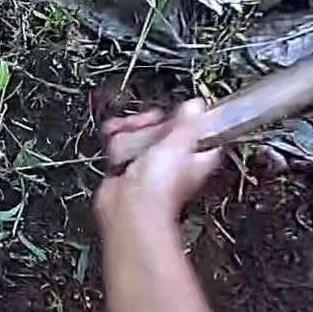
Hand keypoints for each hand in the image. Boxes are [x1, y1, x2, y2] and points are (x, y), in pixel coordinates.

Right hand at [95, 99, 221, 234]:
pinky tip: (114, 135)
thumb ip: (189, 123)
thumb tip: (198, 105)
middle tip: (148, 121)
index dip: (187, 119)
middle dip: (152, 122)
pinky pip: (122, 144)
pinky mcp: (127, 167)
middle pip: (164, 129)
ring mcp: (149, 165)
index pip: (197, 132)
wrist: (128, 206)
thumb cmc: (160, 186)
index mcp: (196, 157)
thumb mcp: (180, 144)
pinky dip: (116, 138)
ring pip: (141, 134)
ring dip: (131, 128)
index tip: (178, 112)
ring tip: (126, 130)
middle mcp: (174, 162)